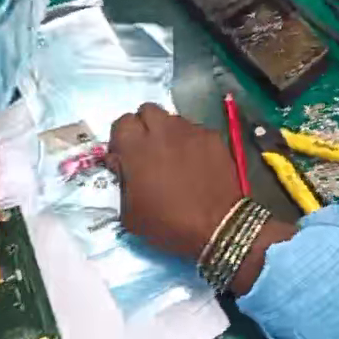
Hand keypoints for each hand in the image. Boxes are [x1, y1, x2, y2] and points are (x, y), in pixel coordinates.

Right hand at [107, 104, 243, 259]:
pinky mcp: (212, 137)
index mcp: (136, 148)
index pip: (121, 123)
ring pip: (173, 119)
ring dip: (168, 133)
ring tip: (174, 157)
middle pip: (147, 111)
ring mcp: (190, 131)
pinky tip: (196, 163)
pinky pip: (195, 131)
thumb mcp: (130, 213)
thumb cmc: (167, 224)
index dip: (121, 139)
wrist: (217, 228)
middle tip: (148, 151)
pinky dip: (191, 142)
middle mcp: (162, 131)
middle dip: (144, 126)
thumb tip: (121, 163)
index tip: (125, 157)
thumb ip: (121, 181)